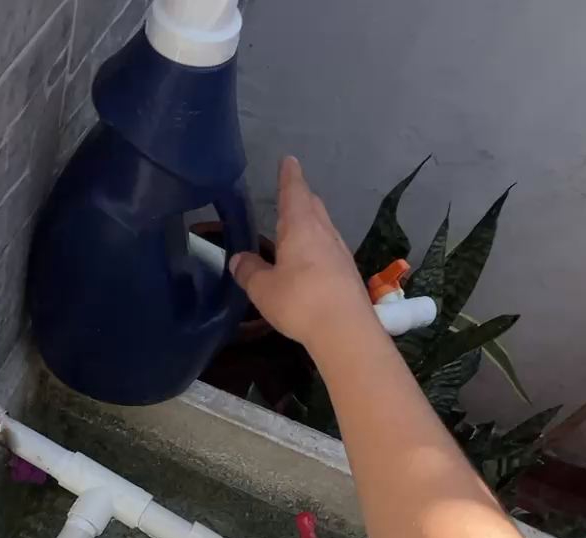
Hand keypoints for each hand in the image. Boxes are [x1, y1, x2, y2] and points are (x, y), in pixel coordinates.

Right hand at [229, 156, 383, 350]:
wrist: (343, 328)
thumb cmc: (298, 300)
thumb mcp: (263, 288)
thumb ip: (249, 271)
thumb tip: (238, 259)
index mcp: (300, 227)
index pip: (294, 192)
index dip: (289, 176)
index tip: (289, 161)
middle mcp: (323, 232)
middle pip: (312, 207)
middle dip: (301, 198)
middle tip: (291, 193)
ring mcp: (338, 252)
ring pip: (322, 227)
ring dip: (310, 223)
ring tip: (297, 227)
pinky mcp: (346, 272)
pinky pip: (327, 249)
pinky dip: (316, 246)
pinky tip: (309, 260)